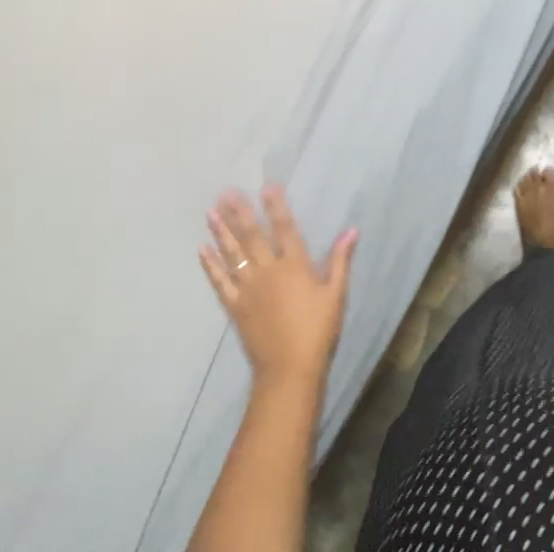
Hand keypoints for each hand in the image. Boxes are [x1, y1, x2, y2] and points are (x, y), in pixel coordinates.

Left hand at [199, 185, 357, 389]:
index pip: (285, 229)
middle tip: (227, 193)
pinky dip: (210, 265)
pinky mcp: (235, 306)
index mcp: (295, 266)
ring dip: (221, 232)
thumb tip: (351, 230)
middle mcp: (268, 271)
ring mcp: (247, 288)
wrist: (289, 368)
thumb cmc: (319, 330)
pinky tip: (202, 250)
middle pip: (252, 237)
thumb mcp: (336, 294)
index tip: (267, 186)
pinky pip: (219, 281)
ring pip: (232, 254)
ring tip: (210, 212)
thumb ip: (340, 261)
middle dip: (240, 213)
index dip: (276, 207)